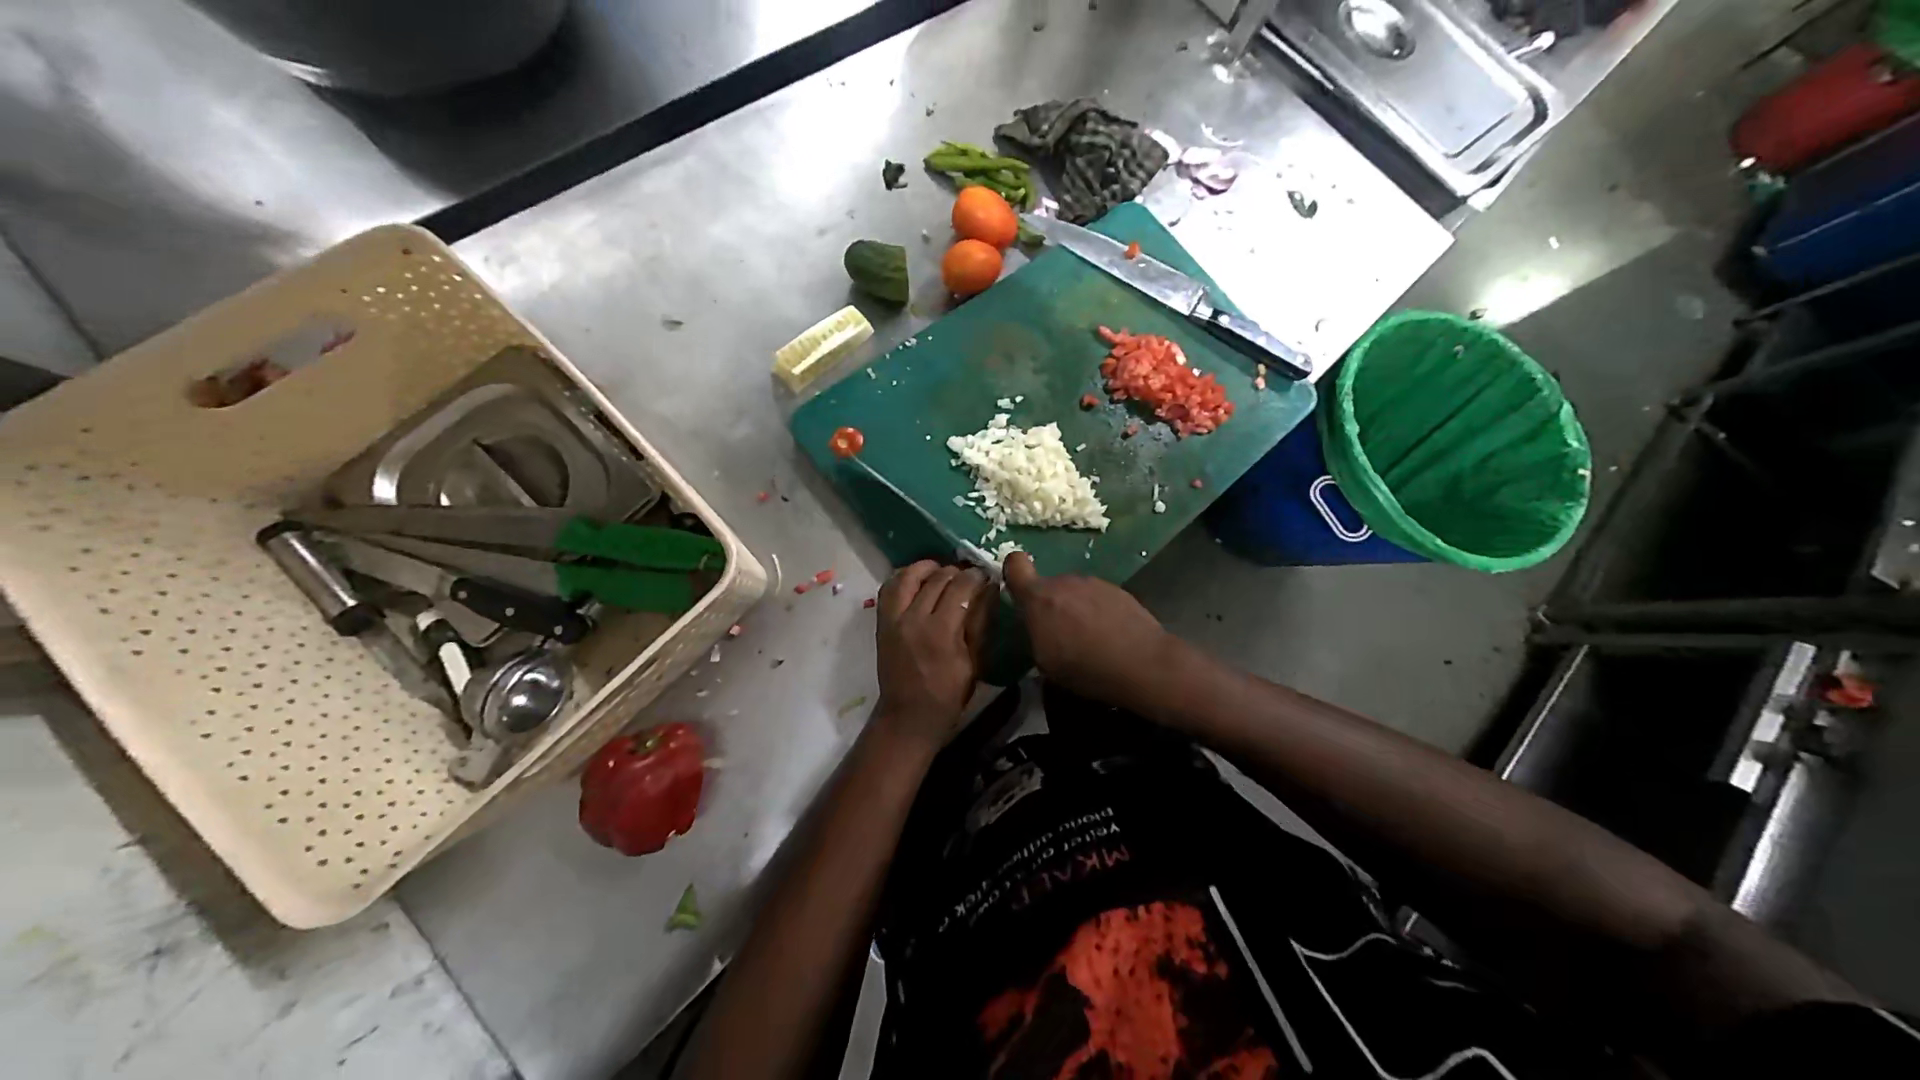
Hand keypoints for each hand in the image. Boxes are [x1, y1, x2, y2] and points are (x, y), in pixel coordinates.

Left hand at [874, 562, 996, 745]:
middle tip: (970, 575)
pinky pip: (889, 588)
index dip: (976, 576)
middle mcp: (914, 618)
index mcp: (942, 631)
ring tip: (942, 572)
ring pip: (908, 576)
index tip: (986, 576)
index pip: (961, 587)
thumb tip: (990, 590)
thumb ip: (980, 622)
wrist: (909, 715)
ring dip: (928, 568)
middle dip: (957, 571)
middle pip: (937, 578)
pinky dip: (904, 578)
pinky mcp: (881, 622)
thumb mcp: (975, 661)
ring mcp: (893, 618)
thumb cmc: (949, 694)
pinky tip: (918, 581)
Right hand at [1002, 552, 1174, 703]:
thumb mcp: (1045, 662)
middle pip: (1048, 586)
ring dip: (1076, 608)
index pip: (1015, 565)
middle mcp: (1064, 582)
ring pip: (1075, 592)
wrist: (1141, 662)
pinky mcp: (1118, 590)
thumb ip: (1035, 634)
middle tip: (1061, 634)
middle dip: (1051, 605)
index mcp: (1039, 598)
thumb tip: (1038, 627)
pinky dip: (1098, 611)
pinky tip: (1109, 635)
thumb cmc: (1084, 667)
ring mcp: (1093, 583)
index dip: (1013, 571)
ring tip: (1089, 638)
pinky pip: (1097, 597)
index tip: (1017, 588)